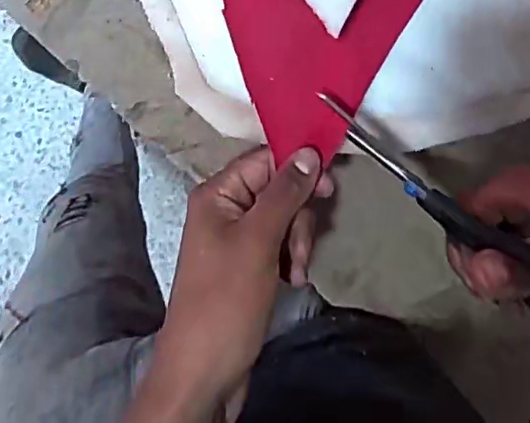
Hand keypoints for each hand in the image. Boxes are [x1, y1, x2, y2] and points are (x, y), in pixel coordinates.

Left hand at [133, 146, 333, 420]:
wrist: (202, 378)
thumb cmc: (225, 302)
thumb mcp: (258, 241)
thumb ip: (285, 192)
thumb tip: (309, 151)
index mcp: (218, 194)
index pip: (266, 159)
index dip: (299, 167)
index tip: (328, 185)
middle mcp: (226, 208)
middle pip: (279, 187)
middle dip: (299, 214)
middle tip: (303, 243)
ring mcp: (236, 237)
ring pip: (285, 215)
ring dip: (299, 239)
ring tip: (297, 269)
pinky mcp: (248, 262)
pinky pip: (280, 240)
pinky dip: (292, 255)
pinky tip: (294, 277)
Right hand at [445, 166, 529, 302]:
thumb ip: (517, 268)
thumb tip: (477, 274)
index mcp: (513, 185)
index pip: (462, 213)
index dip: (465, 250)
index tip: (485, 286)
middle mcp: (515, 193)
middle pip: (476, 234)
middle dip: (489, 272)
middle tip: (513, 300)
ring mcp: (529, 214)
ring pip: (496, 252)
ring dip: (508, 283)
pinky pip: (516, 260)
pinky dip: (525, 283)